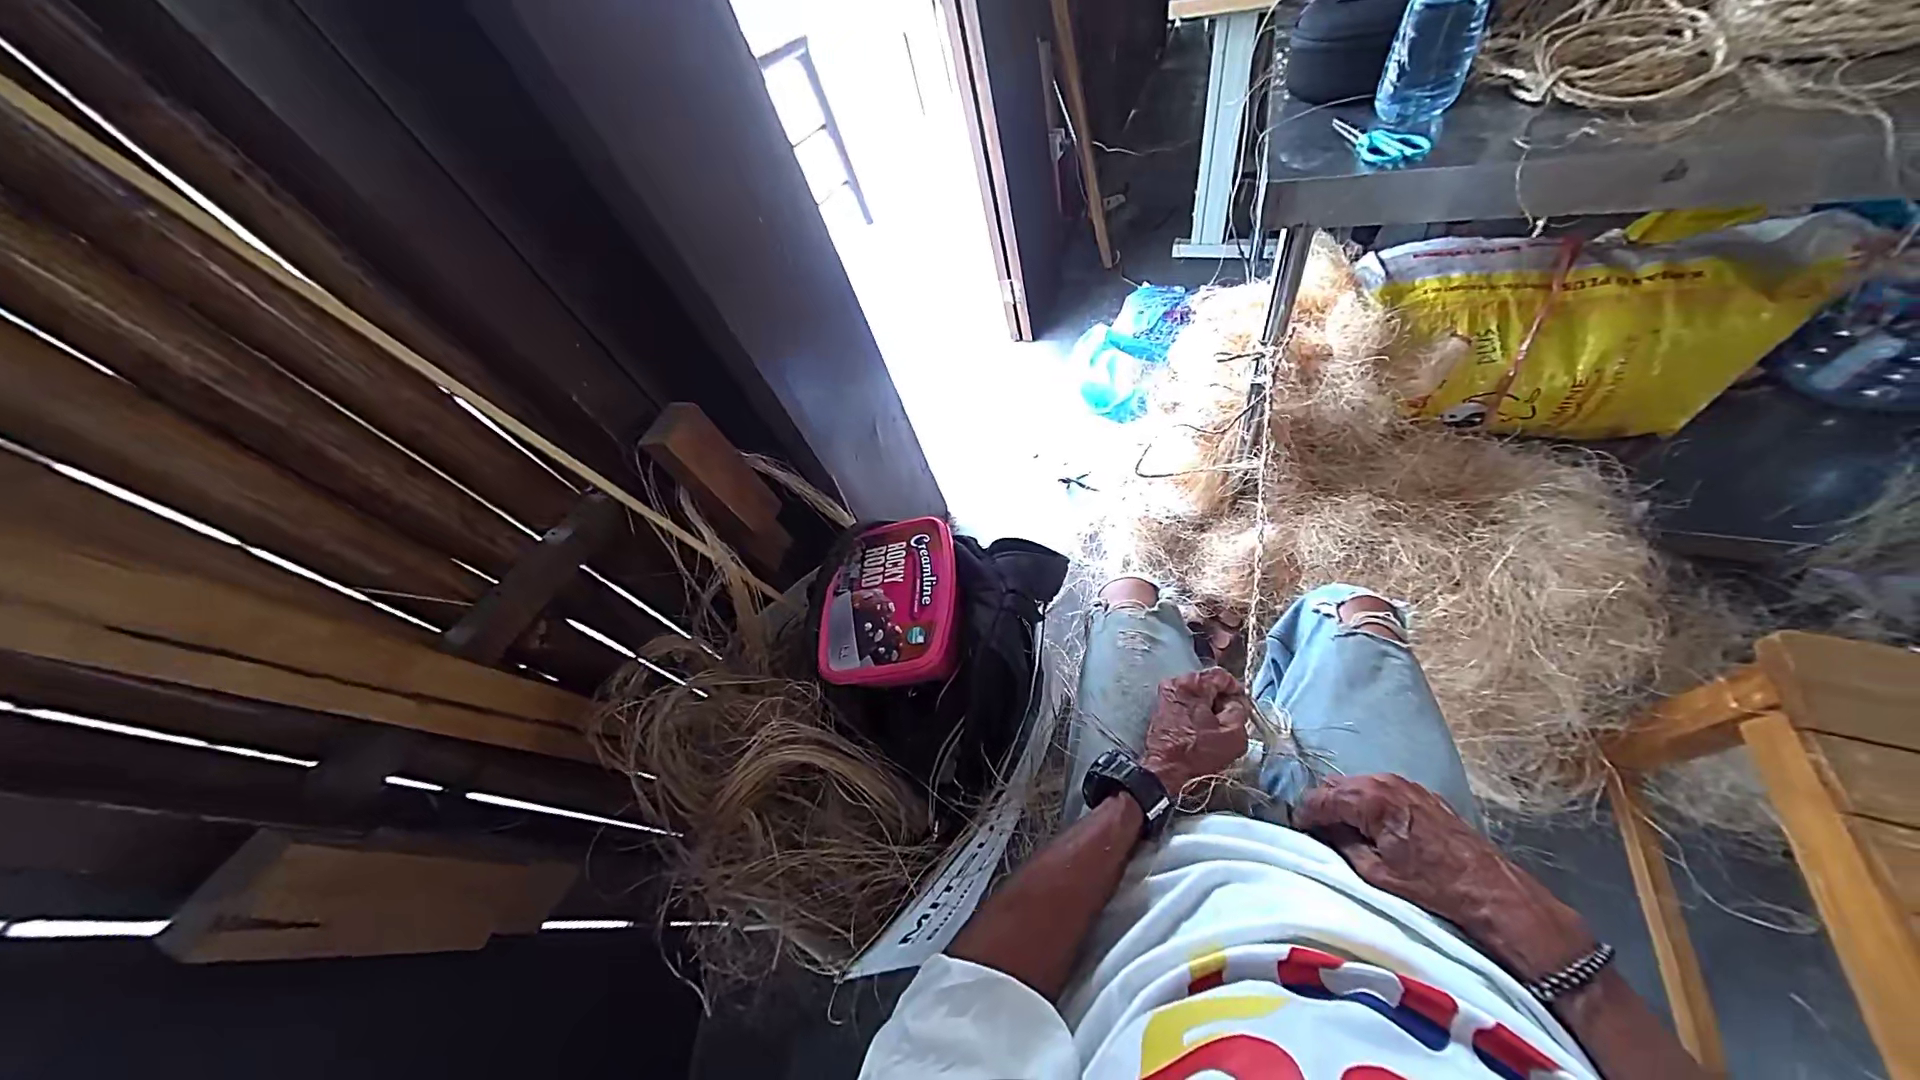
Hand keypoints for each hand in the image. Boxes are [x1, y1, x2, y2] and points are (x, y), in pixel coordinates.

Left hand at [1140, 667, 1252, 794]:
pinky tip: (1200, 728)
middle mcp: (1175, 682)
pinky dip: (1196, 710)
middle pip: (1208, 682)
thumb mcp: (1233, 733)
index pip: (1221, 675)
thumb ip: (1240, 709)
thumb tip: (1236, 700)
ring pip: (1197, 692)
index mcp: (1192, 684)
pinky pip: (1186, 701)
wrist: (1165, 769)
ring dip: (1209, 705)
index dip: (1236, 689)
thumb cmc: (1199, 752)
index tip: (1241, 706)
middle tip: (1229, 719)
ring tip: (1215, 726)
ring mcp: (1166, 693)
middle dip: (1221, 698)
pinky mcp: (1161, 706)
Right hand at [1295, 774, 1593, 980]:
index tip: (1299, 831)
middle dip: (1323, 806)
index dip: (1304, 815)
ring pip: (1355, 784)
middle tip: (1320, 832)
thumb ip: (1342, 844)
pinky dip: (1367, 801)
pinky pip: (1378, 788)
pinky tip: (1371, 824)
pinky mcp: (1420, 791)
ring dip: (1344, 802)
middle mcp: (1384, 781)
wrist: (1494, 893)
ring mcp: (1404, 783)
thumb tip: (1322, 831)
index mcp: (1369, 798)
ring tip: (1345, 830)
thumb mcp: (1375, 872)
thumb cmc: (1433, 887)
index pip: (1319, 798)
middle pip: (1334, 785)